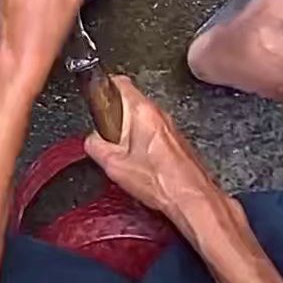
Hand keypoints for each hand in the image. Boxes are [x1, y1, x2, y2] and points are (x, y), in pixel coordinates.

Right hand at [85, 76, 223, 221]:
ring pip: (142, 117)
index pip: (118, 81)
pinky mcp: (176, 139)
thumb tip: (90, 140)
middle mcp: (158, 113)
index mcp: (141, 111)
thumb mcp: (113, 165)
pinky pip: (154, 130)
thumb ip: (94, 146)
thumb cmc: (162, 182)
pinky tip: (143, 163)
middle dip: (115, 115)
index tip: (97, 99)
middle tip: (109, 135)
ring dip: (130, 129)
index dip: (103, 87)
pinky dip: (144, 141)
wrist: (192, 200)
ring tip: (126, 153)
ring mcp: (170, 125)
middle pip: (129, 100)